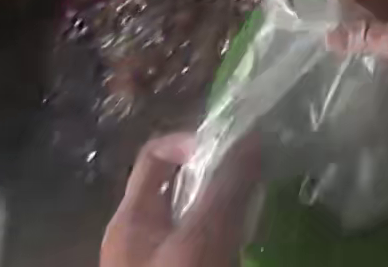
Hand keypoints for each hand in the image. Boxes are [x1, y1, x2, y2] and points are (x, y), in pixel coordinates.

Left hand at [101, 134, 257, 266]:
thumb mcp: (202, 240)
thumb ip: (228, 184)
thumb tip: (254, 133)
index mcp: (130, 219)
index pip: (156, 152)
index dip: (191, 140)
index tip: (229, 149)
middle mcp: (140, 232)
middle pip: (180, 177)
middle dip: (220, 166)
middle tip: (254, 166)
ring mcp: (160, 258)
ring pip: (197, 205)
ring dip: (228, 194)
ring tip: (257, 195)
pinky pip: (206, 233)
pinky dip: (229, 222)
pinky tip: (249, 230)